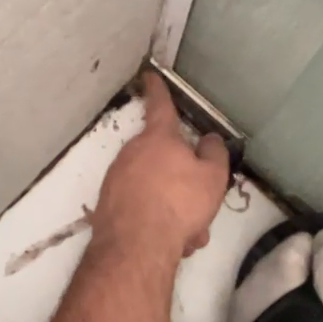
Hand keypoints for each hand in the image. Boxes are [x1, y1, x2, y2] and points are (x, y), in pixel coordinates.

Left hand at [92, 71, 230, 256]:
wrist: (137, 246)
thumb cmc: (180, 202)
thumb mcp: (213, 177)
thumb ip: (214, 154)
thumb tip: (208, 140)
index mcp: (158, 139)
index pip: (161, 106)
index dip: (159, 90)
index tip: (150, 75)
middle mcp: (132, 154)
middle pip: (162, 160)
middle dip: (182, 181)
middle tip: (200, 204)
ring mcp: (116, 180)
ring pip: (155, 189)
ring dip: (174, 208)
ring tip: (189, 233)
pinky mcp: (108, 206)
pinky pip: (142, 209)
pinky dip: (158, 221)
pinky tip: (172, 242)